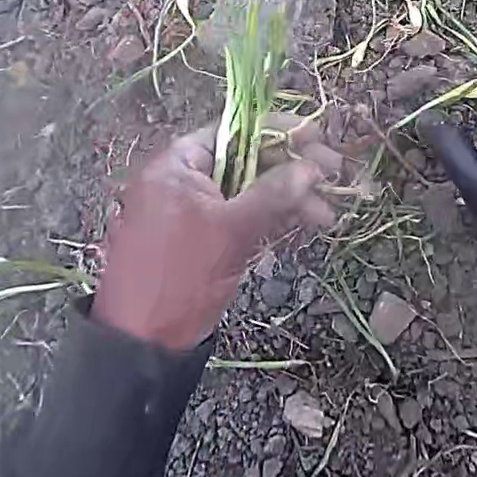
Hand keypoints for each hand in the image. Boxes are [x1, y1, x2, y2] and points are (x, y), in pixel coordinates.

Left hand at [92, 117, 342, 350]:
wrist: (142, 346)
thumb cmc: (180, 275)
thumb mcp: (230, 230)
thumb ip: (273, 193)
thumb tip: (312, 168)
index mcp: (179, 163)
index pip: (235, 130)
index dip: (280, 131)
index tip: (318, 138)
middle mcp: (188, 177)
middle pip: (249, 158)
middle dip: (293, 168)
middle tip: (334, 173)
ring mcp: (199, 208)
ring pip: (253, 189)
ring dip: (291, 197)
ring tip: (327, 212)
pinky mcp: (209, 235)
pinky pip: (247, 214)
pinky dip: (275, 217)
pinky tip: (309, 222)